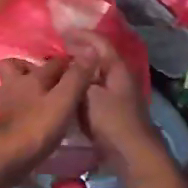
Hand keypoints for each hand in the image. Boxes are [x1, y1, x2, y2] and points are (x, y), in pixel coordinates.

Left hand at [0, 55, 94, 166]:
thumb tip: (90, 50)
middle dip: (33, 68)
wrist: (9, 159)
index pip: (52, 61)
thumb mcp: (63, 100)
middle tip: (55, 80)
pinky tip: (43, 116)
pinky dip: (29, 106)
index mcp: (28, 76)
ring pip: (16, 87)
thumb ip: (76, 77)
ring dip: (31, 89)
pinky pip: (18, 105)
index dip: (68, 62)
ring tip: (52, 98)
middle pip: (17, 67)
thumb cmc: (38, 126)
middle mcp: (13, 85)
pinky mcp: (6, 122)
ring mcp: (7, 104)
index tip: (83, 69)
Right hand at [66, 31, 159, 160]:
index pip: (99, 42)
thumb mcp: (91, 95)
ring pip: (96, 75)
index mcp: (117, 67)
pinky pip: (94, 91)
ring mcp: (118, 94)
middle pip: (98, 57)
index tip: (61, 33)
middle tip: (56, 50)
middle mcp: (120, 76)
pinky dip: (81, 87)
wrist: (131, 154)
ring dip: (79, 70)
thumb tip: (72, 62)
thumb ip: (81, 75)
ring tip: (58, 69)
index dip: (81, 35)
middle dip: (78, 51)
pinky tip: (68, 91)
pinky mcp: (113, 109)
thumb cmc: (111, 121)